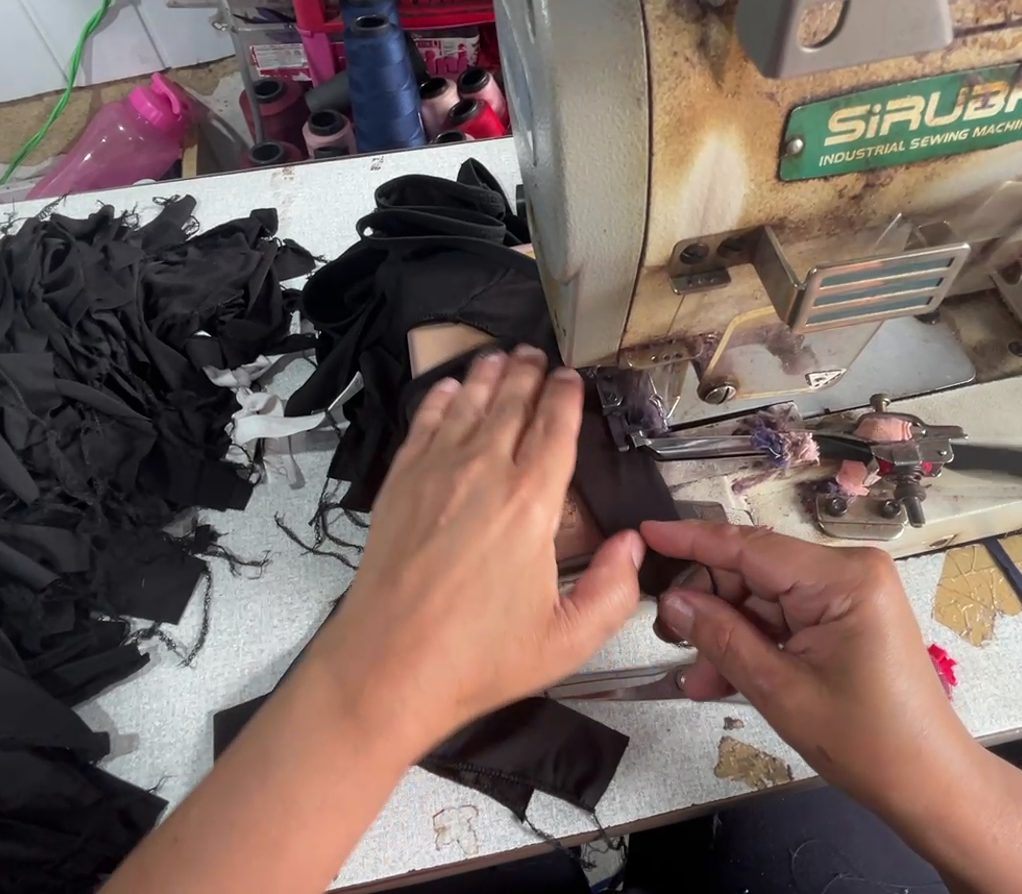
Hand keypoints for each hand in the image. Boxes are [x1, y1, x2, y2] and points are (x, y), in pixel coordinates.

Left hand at [308, 347, 644, 751]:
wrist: (387, 667)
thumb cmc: (478, 657)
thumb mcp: (566, 640)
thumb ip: (614, 591)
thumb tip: (634, 545)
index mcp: (532, 503)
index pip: (556, 427)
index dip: (566, 395)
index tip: (572, 377)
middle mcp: (485, 471)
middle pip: (512, 402)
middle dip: (528, 372)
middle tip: (536, 353)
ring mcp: (437, 471)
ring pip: (468, 402)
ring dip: (488, 374)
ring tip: (500, 356)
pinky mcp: (400, 481)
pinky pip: (424, 422)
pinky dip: (439, 398)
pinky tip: (447, 388)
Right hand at [642, 521, 982, 824]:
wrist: (931, 786)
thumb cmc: (868, 743)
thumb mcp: (779, 690)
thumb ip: (721, 637)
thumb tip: (672, 601)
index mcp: (842, 578)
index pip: (751, 547)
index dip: (692, 539)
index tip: (648, 531)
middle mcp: (847, 570)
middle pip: (753, 571)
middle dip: (709, 604)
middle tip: (667, 635)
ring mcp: (847, 590)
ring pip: (761, 596)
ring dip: (727, 632)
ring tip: (697, 674)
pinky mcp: (843, 611)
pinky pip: (782, 615)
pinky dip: (753, 642)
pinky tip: (721, 675)